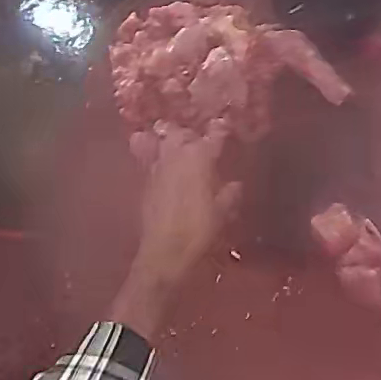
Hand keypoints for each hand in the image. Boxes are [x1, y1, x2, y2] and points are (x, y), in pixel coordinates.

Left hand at [111, 125, 241, 336]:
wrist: (165, 251)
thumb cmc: (199, 230)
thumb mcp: (223, 212)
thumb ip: (229, 194)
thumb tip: (235, 184)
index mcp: (199, 158)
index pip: (213, 136)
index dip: (220, 131)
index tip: (226, 128)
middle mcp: (175, 155)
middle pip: (181, 133)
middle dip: (191, 134)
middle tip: (201, 141)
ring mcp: (157, 167)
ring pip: (162, 141)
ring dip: (171, 141)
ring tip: (180, 148)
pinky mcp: (146, 181)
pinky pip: (151, 159)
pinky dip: (156, 156)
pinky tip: (163, 164)